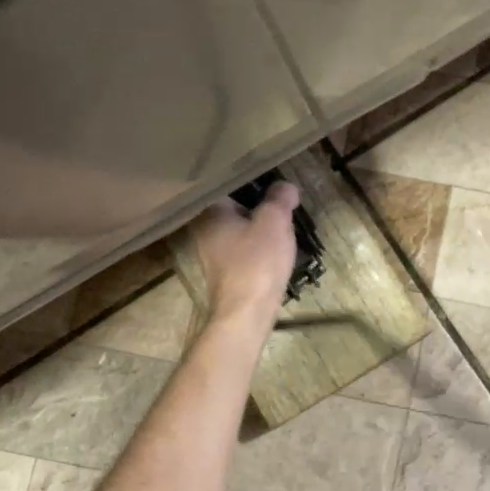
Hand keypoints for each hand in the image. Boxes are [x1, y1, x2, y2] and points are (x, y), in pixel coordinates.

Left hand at [192, 181, 299, 329]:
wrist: (245, 314)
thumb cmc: (256, 262)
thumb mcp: (274, 222)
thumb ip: (279, 199)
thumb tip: (286, 185)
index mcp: (209, 211)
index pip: (228, 184)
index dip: (253, 179)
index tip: (273, 177)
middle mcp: (203, 229)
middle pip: (234, 207)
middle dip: (258, 204)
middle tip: (282, 199)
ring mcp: (211, 254)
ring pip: (239, 230)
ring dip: (258, 227)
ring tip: (283, 223)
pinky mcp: (224, 273)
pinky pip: (242, 250)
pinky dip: (257, 247)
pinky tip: (274, 250)